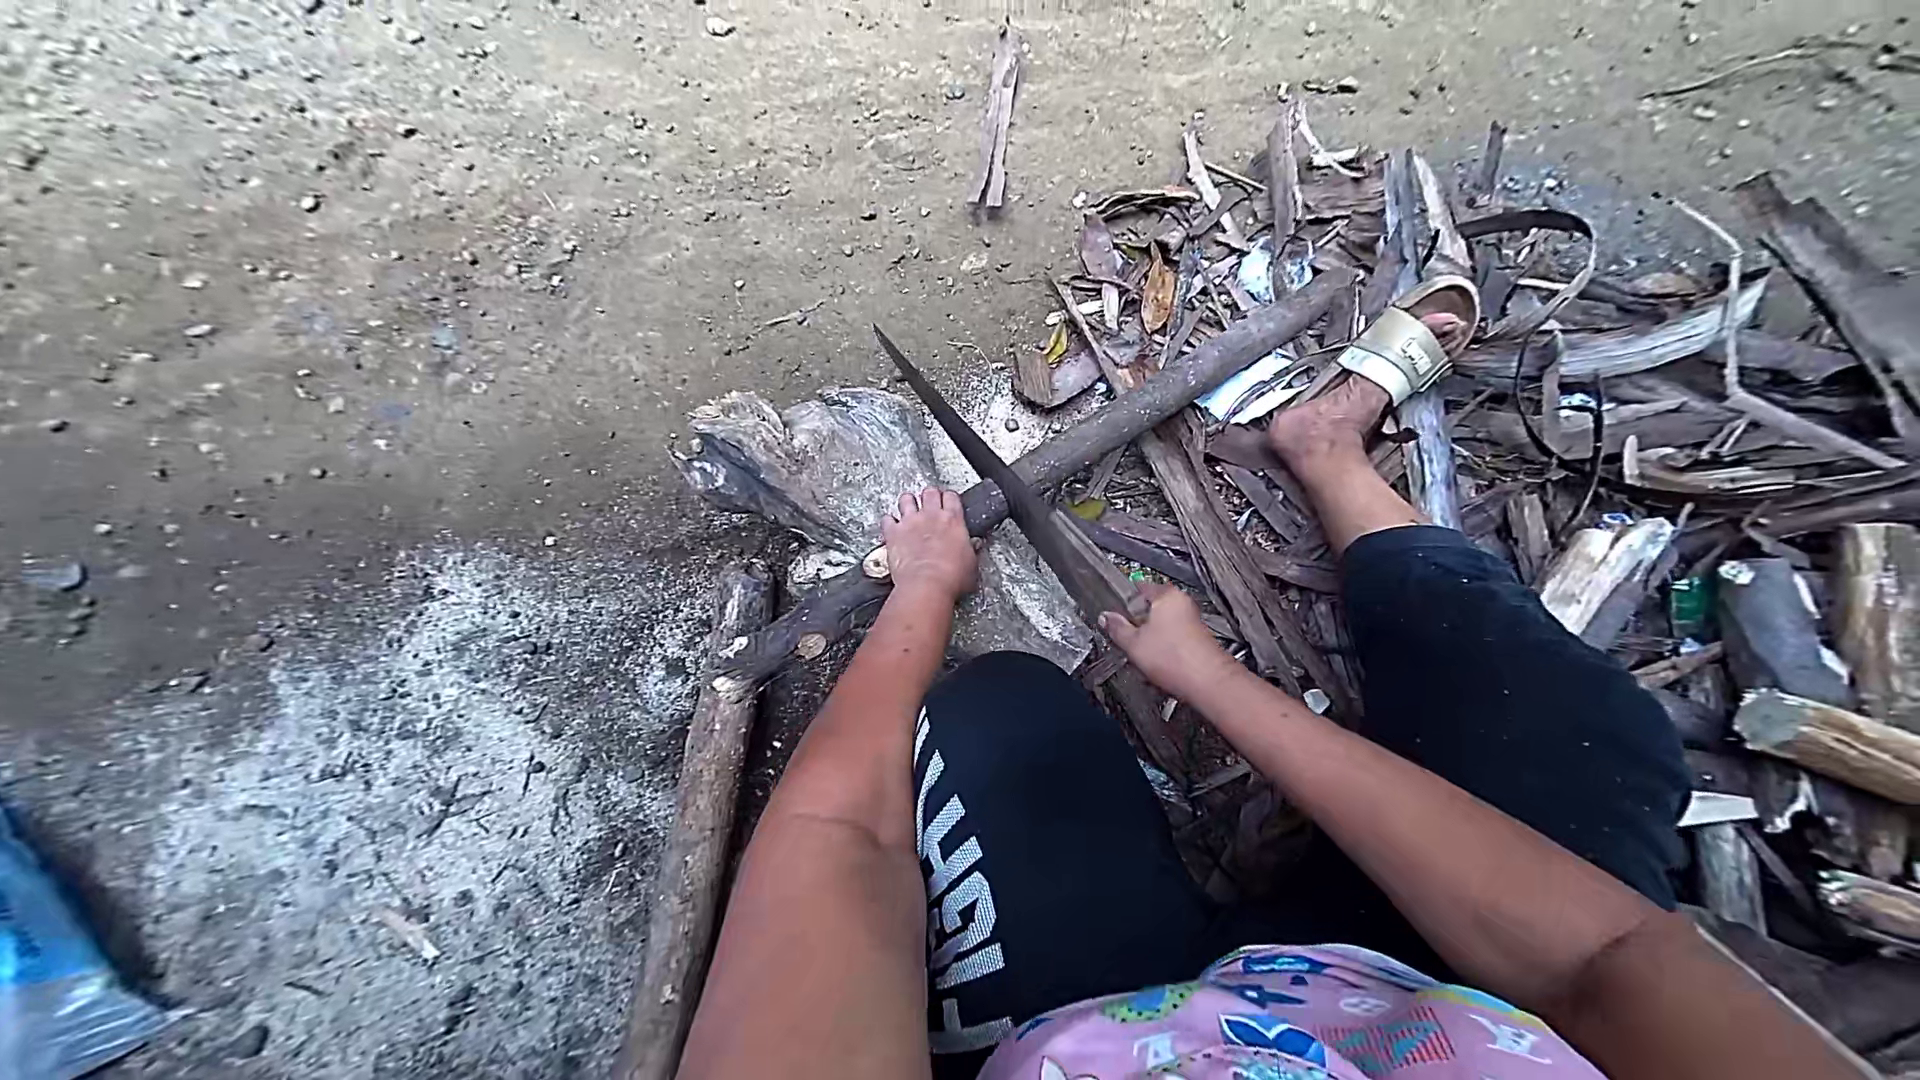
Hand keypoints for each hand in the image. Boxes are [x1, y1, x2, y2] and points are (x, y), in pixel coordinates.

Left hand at [881, 488, 976, 603]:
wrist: (927, 585)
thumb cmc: (950, 577)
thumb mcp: (971, 563)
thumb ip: (971, 549)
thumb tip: (974, 545)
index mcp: (953, 520)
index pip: (951, 497)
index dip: (949, 498)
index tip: (948, 502)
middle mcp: (931, 516)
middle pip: (929, 492)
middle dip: (929, 495)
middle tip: (929, 502)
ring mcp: (910, 522)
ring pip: (906, 499)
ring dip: (908, 502)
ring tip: (909, 507)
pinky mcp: (893, 533)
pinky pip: (887, 519)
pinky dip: (889, 521)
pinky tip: (891, 524)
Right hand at [1098, 583, 1240, 700]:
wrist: (1209, 684)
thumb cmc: (1176, 659)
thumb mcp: (1133, 643)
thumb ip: (1117, 627)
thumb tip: (1106, 617)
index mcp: (1167, 596)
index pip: (1139, 587)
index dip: (1123, 602)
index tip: (1114, 614)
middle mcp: (1182, 604)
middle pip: (1149, 609)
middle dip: (1137, 625)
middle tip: (1127, 640)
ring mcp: (1191, 621)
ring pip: (1160, 626)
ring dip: (1149, 640)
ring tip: (1143, 656)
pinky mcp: (1197, 640)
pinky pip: (1172, 640)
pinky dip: (1163, 649)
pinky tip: (1158, 664)